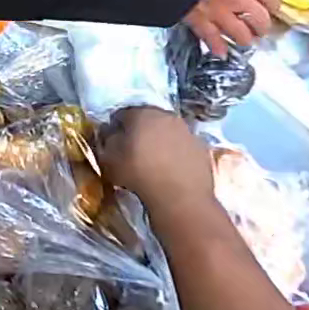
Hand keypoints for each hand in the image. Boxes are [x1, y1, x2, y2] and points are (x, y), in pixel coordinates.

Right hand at [100, 107, 214, 211]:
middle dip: (139, 131)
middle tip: (132, 150)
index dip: (115, 127)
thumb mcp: (109, 159)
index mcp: (141, 113)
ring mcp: (187, 130)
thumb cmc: (138, 173)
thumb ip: (107, 140)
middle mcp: (166, 116)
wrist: (180, 196)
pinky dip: (175, 153)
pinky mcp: (201, 147)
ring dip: (159, 141)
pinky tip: (170, 170)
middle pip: (147, 119)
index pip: (122, 113)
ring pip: (167, 131)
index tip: (113, 141)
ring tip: (152, 161)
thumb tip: (110, 132)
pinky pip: (182, 146)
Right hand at [186, 0, 280, 55]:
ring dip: (244, 38)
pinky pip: (212, 39)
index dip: (273, 3)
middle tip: (261, 28)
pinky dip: (217, 47)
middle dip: (262, 26)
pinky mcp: (201, 23)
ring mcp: (221, 14)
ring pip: (240, 34)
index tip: (272, 6)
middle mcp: (240, 0)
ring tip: (245, 41)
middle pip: (259, 20)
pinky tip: (221, 52)